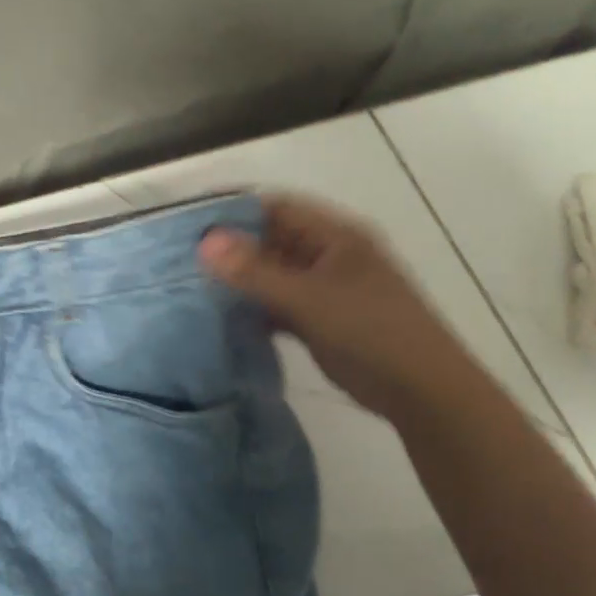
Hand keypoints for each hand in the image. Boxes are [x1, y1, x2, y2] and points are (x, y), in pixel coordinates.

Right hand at [198, 194, 481, 419]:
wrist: (420, 389)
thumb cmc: (371, 331)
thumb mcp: (307, 298)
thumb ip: (253, 271)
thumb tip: (203, 241)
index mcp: (336, 236)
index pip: (275, 206)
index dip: (232, 208)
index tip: (185, 222)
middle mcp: (328, 254)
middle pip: (269, 237)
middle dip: (226, 245)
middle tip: (175, 257)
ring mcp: (323, 286)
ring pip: (268, 272)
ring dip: (235, 277)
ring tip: (185, 283)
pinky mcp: (316, 316)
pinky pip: (273, 301)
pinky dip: (248, 305)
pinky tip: (216, 315)